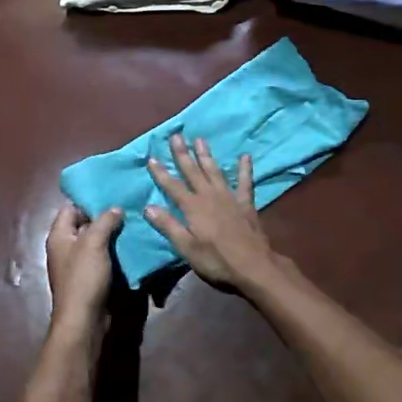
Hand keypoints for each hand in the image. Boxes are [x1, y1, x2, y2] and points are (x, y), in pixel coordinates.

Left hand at [45, 203, 122, 339]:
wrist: (84, 320)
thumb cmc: (84, 277)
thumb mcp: (94, 243)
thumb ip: (104, 221)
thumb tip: (115, 208)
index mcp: (59, 236)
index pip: (70, 208)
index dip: (89, 201)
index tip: (112, 195)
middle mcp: (66, 248)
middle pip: (85, 225)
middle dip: (105, 217)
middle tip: (129, 208)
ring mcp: (78, 264)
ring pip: (97, 243)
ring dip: (113, 236)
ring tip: (135, 224)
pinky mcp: (91, 278)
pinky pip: (104, 259)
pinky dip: (115, 253)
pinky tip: (133, 246)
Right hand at [145, 133, 276, 289]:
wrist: (253, 265)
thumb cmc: (216, 260)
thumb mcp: (186, 247)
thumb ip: (168, 225)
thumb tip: (148, 207)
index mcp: (193, 207)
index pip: (173, 186)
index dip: (161, 172)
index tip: (151, 157)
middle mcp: (209, 196)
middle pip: (193, 172)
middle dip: (183, 154)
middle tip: (176, 135)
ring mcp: (229, 198)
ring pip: (215, 171)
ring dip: (206, 155)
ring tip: (200, 140)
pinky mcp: (246, 204)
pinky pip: (245, 182)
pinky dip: (245, 169)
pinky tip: (245, 156)